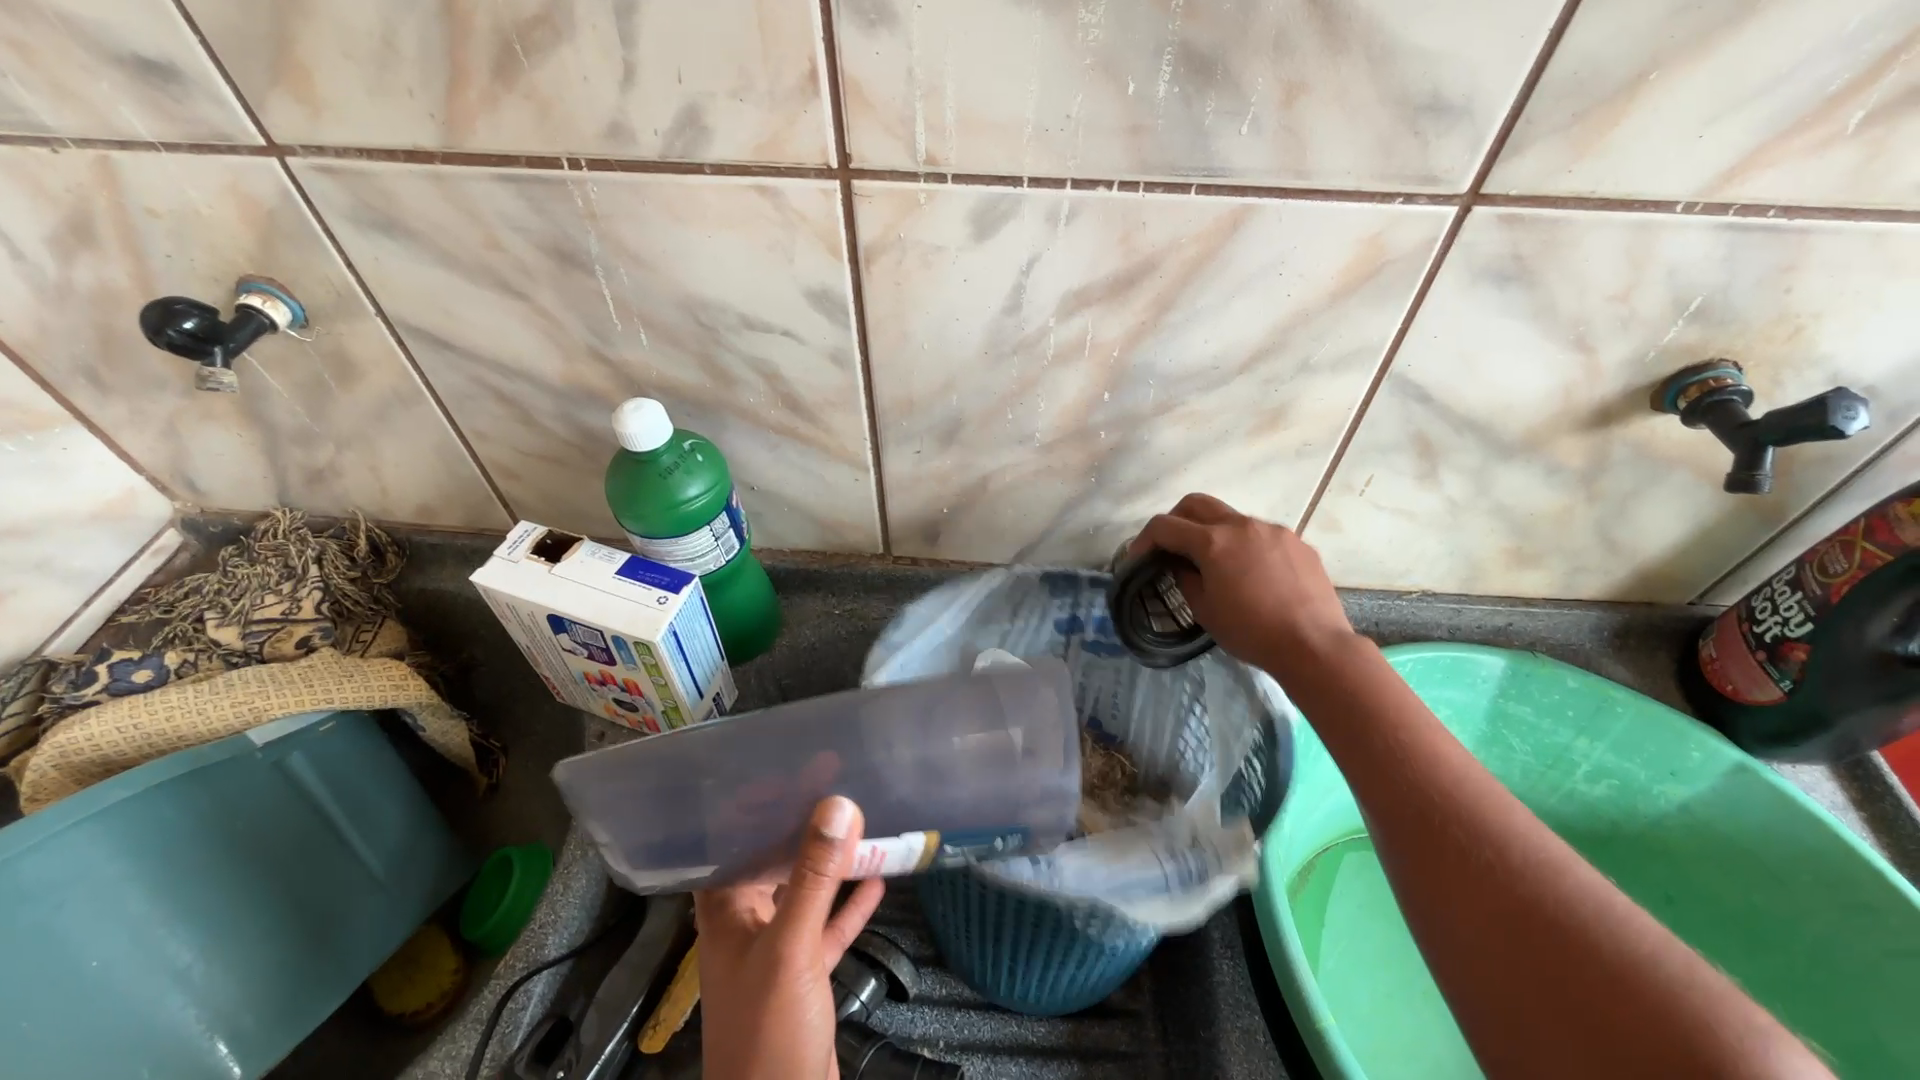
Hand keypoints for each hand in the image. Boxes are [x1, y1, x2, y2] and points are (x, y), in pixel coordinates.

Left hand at [695, 796, 887, 1079]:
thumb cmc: (767, 1026)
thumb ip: (813, 879)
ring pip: (806, 892)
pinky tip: (878, 878)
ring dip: (832, 862)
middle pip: (774, 861)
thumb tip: (837, 805)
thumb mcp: (790, 948)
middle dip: (804, 825)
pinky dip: (850, 903)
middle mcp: (747, 923)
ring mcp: (778, 950)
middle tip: (840, 782)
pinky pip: (829, 927)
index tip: (795, 770)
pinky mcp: (806, 974)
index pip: (734, 842)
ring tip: (865, 820)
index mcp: (725, 912)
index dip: (759, 805)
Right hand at [1128, 493, 1356, 675]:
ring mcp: (1273, 530)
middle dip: (1175, 520)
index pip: (1165, 526)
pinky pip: (1261, 535)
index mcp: (1213, 542)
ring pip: (1231, 518)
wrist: (1313, 644)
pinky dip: (1245, 547)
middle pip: (1196, 504)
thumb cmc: (1250, 631)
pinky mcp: (1297, 542)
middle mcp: (1242, 525)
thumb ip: (1185, 578)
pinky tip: (1252, 576)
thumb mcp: (1204, 610)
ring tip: (1215, 566)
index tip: (1138, 560)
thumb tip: (1181, 564)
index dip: (1144, 540)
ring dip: (1213, 533)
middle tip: (1170, 548)